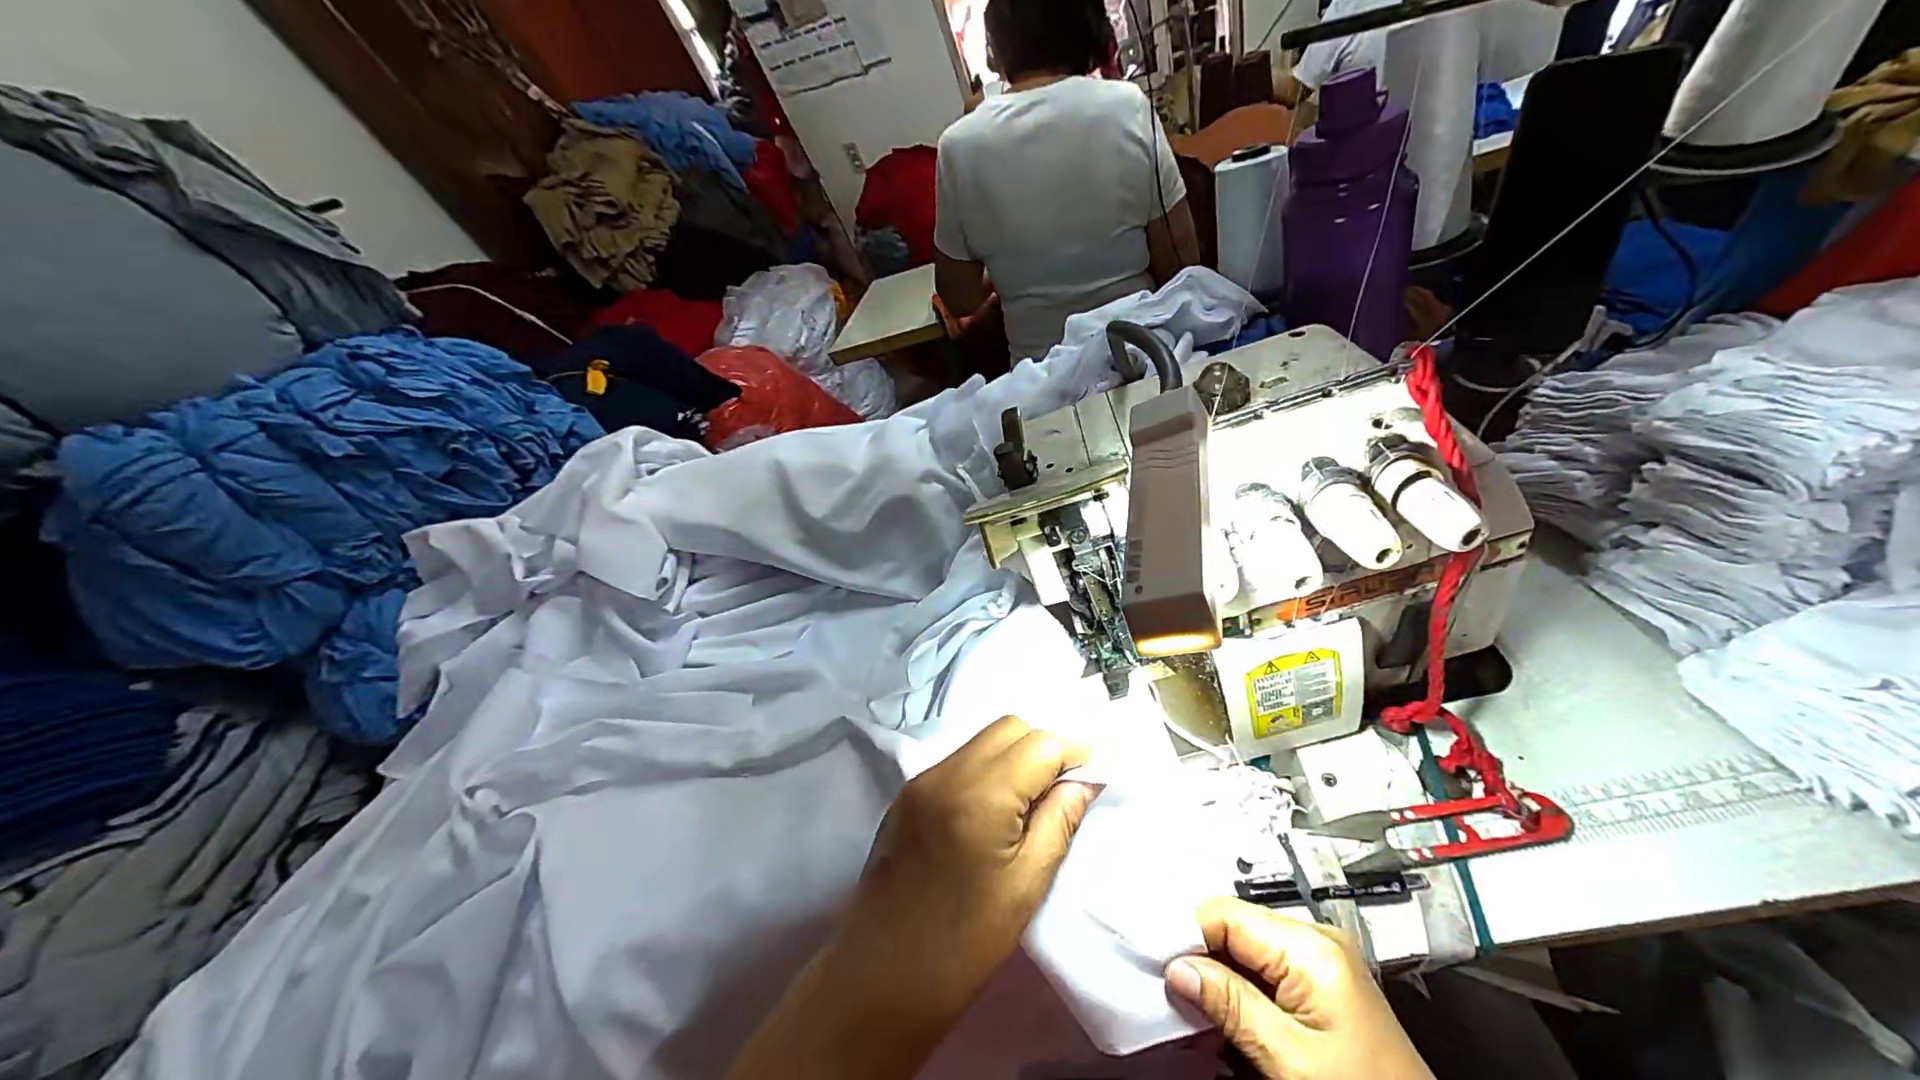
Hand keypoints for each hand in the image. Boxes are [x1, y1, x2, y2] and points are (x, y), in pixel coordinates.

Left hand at [844, 714, 1096, 1012]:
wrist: (879, 977)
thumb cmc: (964, 944)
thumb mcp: (1027, 885)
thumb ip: (1059, 820)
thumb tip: (1085, 781)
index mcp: (980, 796)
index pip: (1040, 743)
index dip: (1074, 754)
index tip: (1092, 778)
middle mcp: (946, 773)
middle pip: (1010, 728)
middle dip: (1044, 748)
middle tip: (1062, 790)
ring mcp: (921, 779)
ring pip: (983, 739)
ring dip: (1015, 756)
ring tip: (1030, 802)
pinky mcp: (907, 793)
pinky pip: (959, 760)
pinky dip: (987, 769)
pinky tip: (995, 810)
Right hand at [1165, 898, 1433, 1079]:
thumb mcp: (1290, 1059)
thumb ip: (1231, 1005)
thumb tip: (1180, 968)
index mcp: (1312, 947)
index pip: (1224, 914)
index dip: (1185, 935)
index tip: (1156, 962)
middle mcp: (1317, 942)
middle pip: (1232, 929)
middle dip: (1199, 959)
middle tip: (1171, 992)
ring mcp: (1320, 962)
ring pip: (1243, 951)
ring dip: (1216, 980)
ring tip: (1194, 1010)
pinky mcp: (1319, 985)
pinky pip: (1262, 972)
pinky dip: (1238, 992)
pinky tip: (1223, 1017)